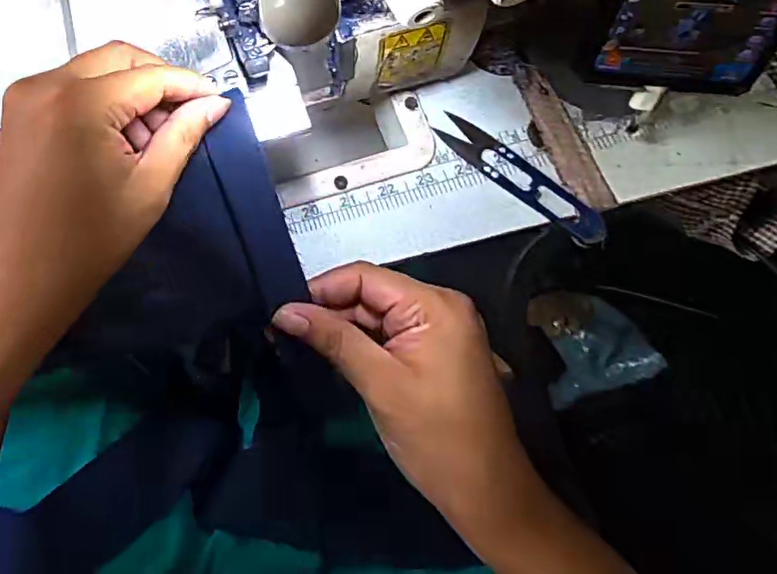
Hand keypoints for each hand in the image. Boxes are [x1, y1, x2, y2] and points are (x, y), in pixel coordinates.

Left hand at [0, 42, 230, 379]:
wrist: (15, 282)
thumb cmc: (86, 243)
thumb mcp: (148, 187)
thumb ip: (183, 133)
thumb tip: (214, 103)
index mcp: (79, 101)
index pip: (149, 75)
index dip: (188, 84)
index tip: (216, 98)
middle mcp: (46, 84)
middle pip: (119, 57)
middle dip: (158, 79)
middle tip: (185, 115)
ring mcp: (26, 94)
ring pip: (96, 67)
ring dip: (130, 89)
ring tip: (149, 137)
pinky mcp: (18, 109)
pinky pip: (72, 84)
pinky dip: (102, 97)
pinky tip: (118, 136)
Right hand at [273, 264, 629, 571]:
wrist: (491, 500)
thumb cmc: (439, 441)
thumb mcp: (379, 384)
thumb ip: (332, 338)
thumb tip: (286, 311)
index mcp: (434, 304)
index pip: (365, 277)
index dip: (321, 290)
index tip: (285, 311)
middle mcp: (440, 306)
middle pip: (369, 294)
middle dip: (330, 313)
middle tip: (287, 332)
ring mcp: (440, 328)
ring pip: (376, 315)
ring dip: (343, 331)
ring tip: (304, 346)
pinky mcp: (436, 349)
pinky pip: (389, 333)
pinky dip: (363, 345)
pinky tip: (336, 359)